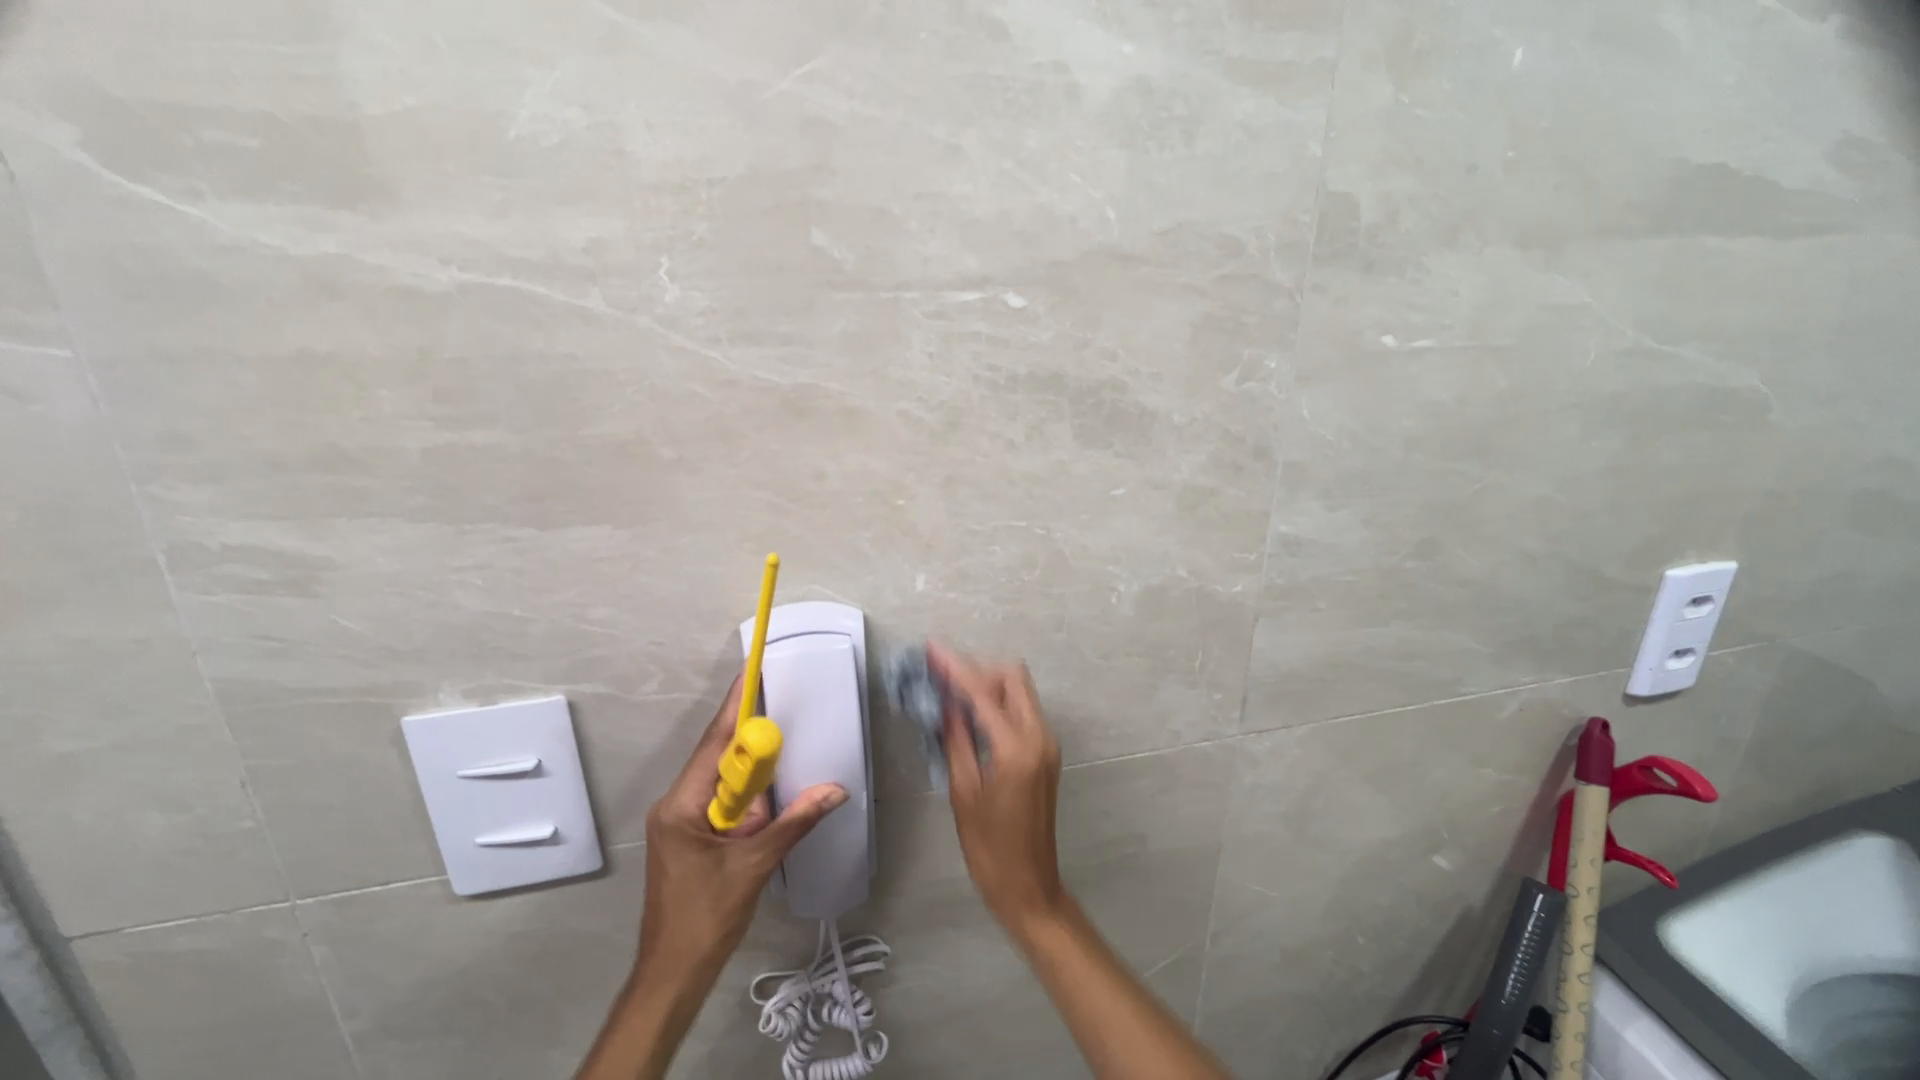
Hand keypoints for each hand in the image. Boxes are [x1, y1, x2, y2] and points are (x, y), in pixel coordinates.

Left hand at [637, 675, 846, 976]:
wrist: (672, 973)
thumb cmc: (704, 919)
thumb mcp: (753, 867)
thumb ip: (794, 823)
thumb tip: (835, 790)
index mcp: (681, 806)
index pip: (715, 745)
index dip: (736, 708)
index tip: (752, 671)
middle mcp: (676, 806)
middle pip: (718, 759)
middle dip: (750, 742)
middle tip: (781, 709)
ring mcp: (680, 823)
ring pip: (721, 783)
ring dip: (751, 777)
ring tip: (782, 758)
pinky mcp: (689, 839)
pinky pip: (721, 805)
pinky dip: (746, 800)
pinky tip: (768, 801)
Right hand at [930, 642, 1065, 931]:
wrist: (1028, 884)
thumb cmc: (988, 846)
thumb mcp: (963, 791)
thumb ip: (956, 739)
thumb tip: (946, 702)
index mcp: (1016, 748)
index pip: (983, 692)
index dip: (954, 668)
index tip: (931, 650)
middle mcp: (1039, 736)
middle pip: (1012, 677)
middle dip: (977, 669)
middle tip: (942, 678)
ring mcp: (1047, 744)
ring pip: (1019, 691)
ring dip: (987, 684)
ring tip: (949, 693)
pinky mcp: (1045, 753)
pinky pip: (1021, 712)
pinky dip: (997, 704)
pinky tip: (969, 715)